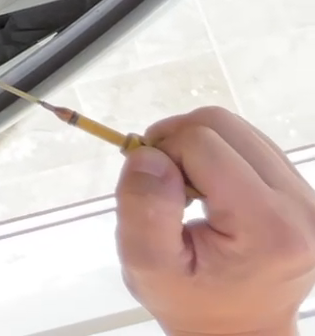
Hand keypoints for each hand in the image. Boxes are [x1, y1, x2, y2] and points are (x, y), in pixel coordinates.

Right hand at [115, 106, 314, 335]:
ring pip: (235, 129)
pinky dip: (212, 152)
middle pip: (222, 125)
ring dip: (193, 145)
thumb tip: (147, 154)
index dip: (159, 151)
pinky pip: (247, 144)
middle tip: (161, 179)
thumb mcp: (146, 259)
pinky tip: (203, 186)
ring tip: (182, 185)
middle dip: (175, 140)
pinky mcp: (302, 197)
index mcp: (270, 226)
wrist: (237, 328)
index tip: (150, 186)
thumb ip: (143, 205)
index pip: (201, 143)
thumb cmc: (189, 298)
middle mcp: (304, 209)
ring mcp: (309, 202)